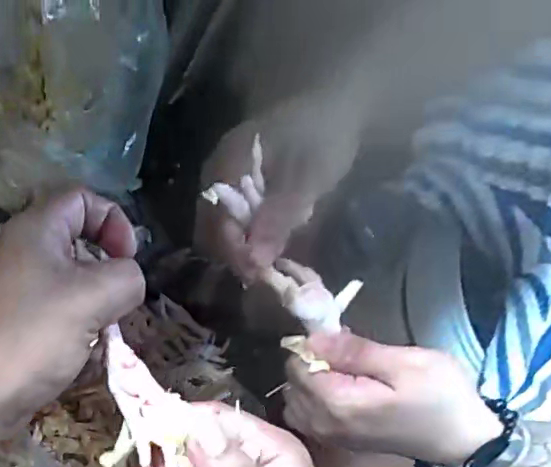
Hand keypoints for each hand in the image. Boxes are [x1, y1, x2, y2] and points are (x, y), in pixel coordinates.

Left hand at [0, 189, 144, 433]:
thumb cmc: (33, 338)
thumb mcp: (93, 298)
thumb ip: (126, 277)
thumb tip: (132, 280)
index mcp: (36, 229)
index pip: (83, 198)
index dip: (114, 221)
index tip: (129, 260)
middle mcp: (23, 252)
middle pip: (80, 241)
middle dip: (109, 270)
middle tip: (120, 302)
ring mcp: (17, 290)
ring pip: (73, 282)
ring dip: (98, 305)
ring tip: (102, 333)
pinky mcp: (17, 324)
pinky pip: (59, 312)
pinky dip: (79, 327)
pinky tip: (82, 353)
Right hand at [194, 92, 365, 281]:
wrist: (339, 105)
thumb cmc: (324, 137)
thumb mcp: (307, 179)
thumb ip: (278, 219)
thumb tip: (254, 263)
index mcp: (227, 164)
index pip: (215, 220)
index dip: (233, 252)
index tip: (257, 276)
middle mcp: (217, 173)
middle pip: (211, 228)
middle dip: (234, 255)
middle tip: (262, 276)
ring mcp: (226, 180)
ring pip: (220, 229)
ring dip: (240, 251)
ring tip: (266, 267)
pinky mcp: (239, 188)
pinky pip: (232, 222)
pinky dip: (247, 239)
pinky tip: (267, 248)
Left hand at [283, 333, 504, 464]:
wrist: (461, 439)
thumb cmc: (440, 396)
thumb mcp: (404, 363)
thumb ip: (354, 352)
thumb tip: (314, 338)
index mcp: (338, 404)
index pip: (297, 367)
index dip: (313, 346)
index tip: (340, 337)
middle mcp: (324, 425)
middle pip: (292, 385)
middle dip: (310, 363)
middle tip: (346, 351)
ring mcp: (329, 437)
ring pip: (295, 402)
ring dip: (311, 382)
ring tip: (346, 370)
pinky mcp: (338, 441)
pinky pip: (307, 417)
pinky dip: (315, 399)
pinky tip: (344, 387)